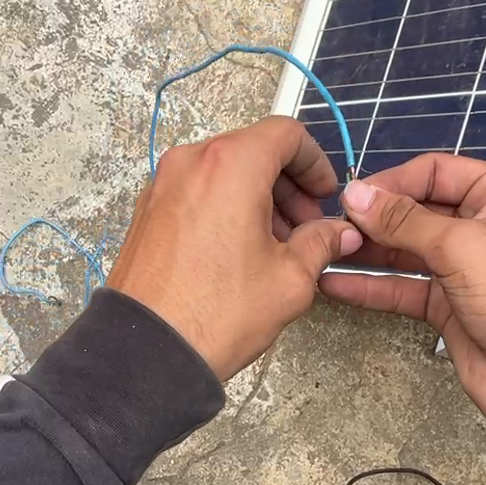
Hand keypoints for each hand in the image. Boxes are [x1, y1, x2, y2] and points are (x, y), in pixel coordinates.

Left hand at [107, 116, 362, 380]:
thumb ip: (320, 245)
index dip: (315, 162)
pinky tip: (237, 253)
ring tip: (273, 247)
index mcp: (230, 165)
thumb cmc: (216, 313)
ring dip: (255, 199)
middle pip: (252, 151)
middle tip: (305, 229)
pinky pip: (195, 194)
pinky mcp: (146, 214)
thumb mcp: (289, 280)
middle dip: (286, 186)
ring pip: (221, 174)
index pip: (285, 134)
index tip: (324, 194)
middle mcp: (190, 163)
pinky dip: (223, 209)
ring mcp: (162, 187)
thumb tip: (338, 234)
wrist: (148, 350)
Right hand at [317, 154, 485, 484]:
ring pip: (406, 251)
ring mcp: (465, 267)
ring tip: (323, 253)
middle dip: (375, 219)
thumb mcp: (463, 247)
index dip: (391, 183)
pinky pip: (403, 288)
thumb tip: (353, 194)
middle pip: (417, 211)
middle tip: (329, 228)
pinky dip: (372, 287)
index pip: (436, 172)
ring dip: (367, 253)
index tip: (347, 198)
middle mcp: (485, 224)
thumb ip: (404, 221)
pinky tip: (335, 285)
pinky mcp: (448, 305)